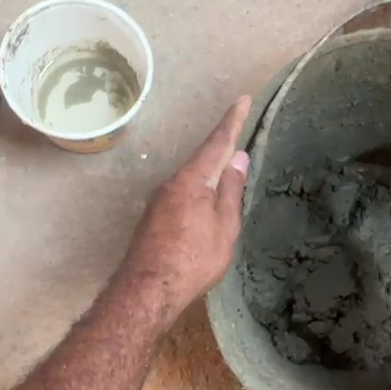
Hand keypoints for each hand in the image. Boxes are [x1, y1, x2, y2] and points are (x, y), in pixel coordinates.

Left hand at [119, 97, 251, 316]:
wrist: (148, 291)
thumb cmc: (193, 260)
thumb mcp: (224, 226)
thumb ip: (231, 191)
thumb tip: (238, 158)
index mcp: (191, 181)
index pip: (216, 143)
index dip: (232, 121)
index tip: (242, 99)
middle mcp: (170, 184)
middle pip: (201, 164)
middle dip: (219, 155)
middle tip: (237, 146)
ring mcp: (158, 202)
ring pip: (189, 184)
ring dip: (207, 184)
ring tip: (224, 198)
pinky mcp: (152, 220)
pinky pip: (180, 201)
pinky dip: (195, 201)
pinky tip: (201, 220)